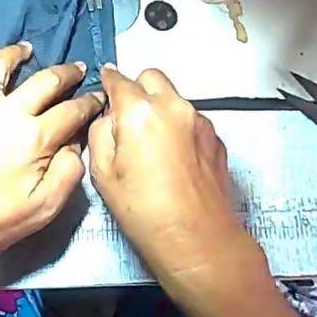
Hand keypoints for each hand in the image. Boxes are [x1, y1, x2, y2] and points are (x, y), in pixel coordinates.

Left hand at [0, 36, 105, 281]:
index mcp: (33, 138)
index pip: (72, 111)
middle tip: (78, 69)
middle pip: (43, 82)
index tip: (100, 98)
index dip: (91, 103)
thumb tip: (74, 145)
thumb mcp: (43, 209)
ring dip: (16, 54)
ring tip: (27, 49)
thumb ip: (68, 173)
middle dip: (66, 73)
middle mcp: (6, 113)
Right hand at [87, 65, 266, 292]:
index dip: (107, 82)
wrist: (198, 240)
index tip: (104, 88)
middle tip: (127, 119)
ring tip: (152, 145)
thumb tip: (108, 118)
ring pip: (173, 98)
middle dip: (137, 90)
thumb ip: (99, 133)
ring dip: (159, 109)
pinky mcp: (217, 138)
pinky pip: (191, 119)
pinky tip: (174, 159)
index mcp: (139, 112)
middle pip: (151, 77)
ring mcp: (200, 120)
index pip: (118, 79)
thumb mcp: (102, 173)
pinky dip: (178, 128)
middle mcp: (173, 106)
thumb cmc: (143, 211)